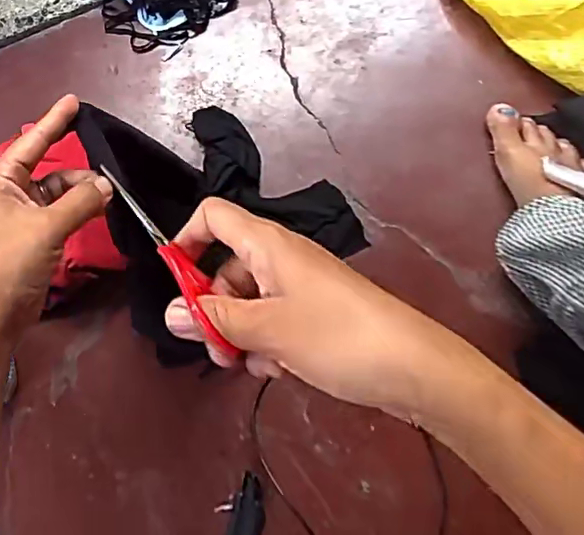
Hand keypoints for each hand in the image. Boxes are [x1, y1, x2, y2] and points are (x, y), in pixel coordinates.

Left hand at [0, 94, 112, 342]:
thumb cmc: (9, 263)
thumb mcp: (46, 227)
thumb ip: (80, 201)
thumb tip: (107, 185)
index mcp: (3, 178)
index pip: (34, 140)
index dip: (55, 120)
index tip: (74, 101)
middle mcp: (13, 190)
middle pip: (53, 167)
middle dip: (80, 170)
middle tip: (109, 172)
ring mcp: (26, 213)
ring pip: (63, 190)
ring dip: (84, 192)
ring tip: (108, 197)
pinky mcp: (38, 234)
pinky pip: (65, 209)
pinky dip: (81, 207)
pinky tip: (100, 207)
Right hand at [164, 198, 482, 422]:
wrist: (413, 366)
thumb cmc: (337, 335)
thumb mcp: (268, 329)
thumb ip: (217, 318)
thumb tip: (171, 313)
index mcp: (266, 243)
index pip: (213, 216)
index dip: (186, 239)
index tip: (175, 282)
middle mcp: (279, 256)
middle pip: (225, 266)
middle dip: (213, 307)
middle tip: (215, 350)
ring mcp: (297, 284)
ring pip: (247, 298)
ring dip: (239, 332)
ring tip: (252, 365)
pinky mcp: (313, 311)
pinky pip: (271, 317)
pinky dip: (265, 340)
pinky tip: (277, 368)